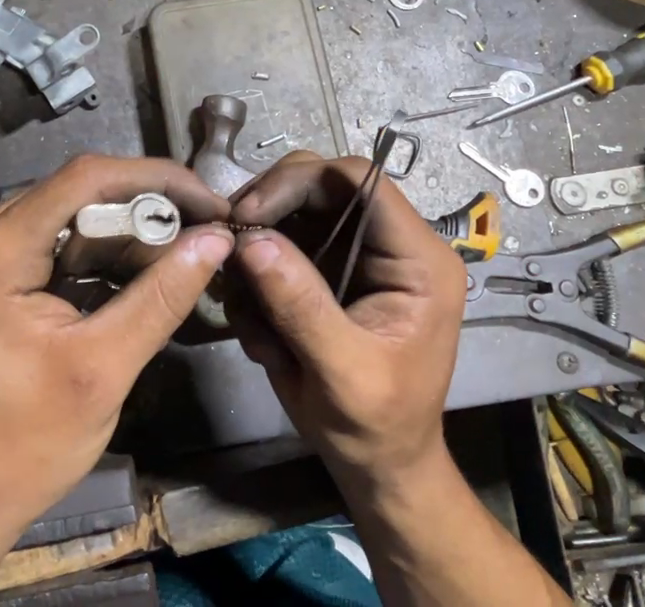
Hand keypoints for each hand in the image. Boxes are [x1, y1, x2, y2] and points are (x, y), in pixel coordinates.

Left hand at [0, 155, 231, 542]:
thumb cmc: (24, 447)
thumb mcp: (103, 369)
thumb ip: (161, 297)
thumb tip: (216, 241)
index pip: (82, 180)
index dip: (154, 180)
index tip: (209, 202)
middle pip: (70, 191)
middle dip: (142, 203)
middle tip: (201, 228)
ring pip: (61, 211)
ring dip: (120, 226)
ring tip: (178, 245)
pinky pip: (45, 239)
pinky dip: (91, 249)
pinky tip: (133, 266)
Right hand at [226, 152, 465, 493]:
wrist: (378, 463)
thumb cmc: (376, 425)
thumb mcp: (342, 372)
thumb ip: (300, 304)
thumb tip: (251, 240)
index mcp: (417, 259)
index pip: (361, 181)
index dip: (299, 182)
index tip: (247, 215)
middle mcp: (387, 243)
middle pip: (319, 183)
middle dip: (268, 209)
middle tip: (228, 246)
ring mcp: (354, 253)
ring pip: (290, 211)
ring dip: (255, 250)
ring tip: (244, 307)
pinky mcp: (326, 270)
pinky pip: (277, 246)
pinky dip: (254, 278)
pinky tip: (258, 329)